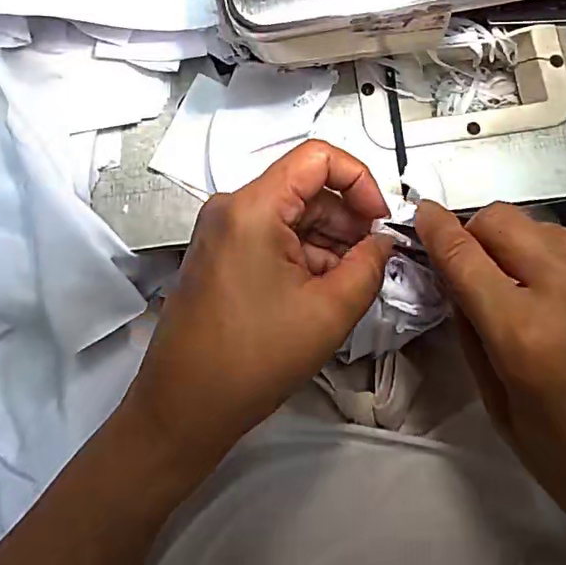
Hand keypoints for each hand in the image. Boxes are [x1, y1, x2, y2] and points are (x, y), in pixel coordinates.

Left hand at [121, 141, 393, 459]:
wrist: (183, 408)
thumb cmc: (247, 361)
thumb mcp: (328, 312)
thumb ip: (368, 265)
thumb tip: (382, 242)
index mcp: (253, 207)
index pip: (317, 157)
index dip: (359, 180)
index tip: (378, 218)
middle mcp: (233, 207)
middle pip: (306, 187)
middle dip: (347, 218)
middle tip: (372, 256)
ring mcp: (224, 229)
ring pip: (293, 213)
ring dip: (328, 241)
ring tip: (350, 282)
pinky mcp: (222, 251)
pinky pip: (274, 234)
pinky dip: (304, 254)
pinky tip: (323, 289)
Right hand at [413, 201, 565, 564]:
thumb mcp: (509, 418)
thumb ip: (474, 339)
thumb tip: (458, 283)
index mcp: (526, 334)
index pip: (462, 252)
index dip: (436, 226)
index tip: (425, 213)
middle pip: (505, 218)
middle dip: (480, 230)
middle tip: (483, 258)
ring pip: (555, 232)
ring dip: (535, 252)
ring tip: (551, 295)